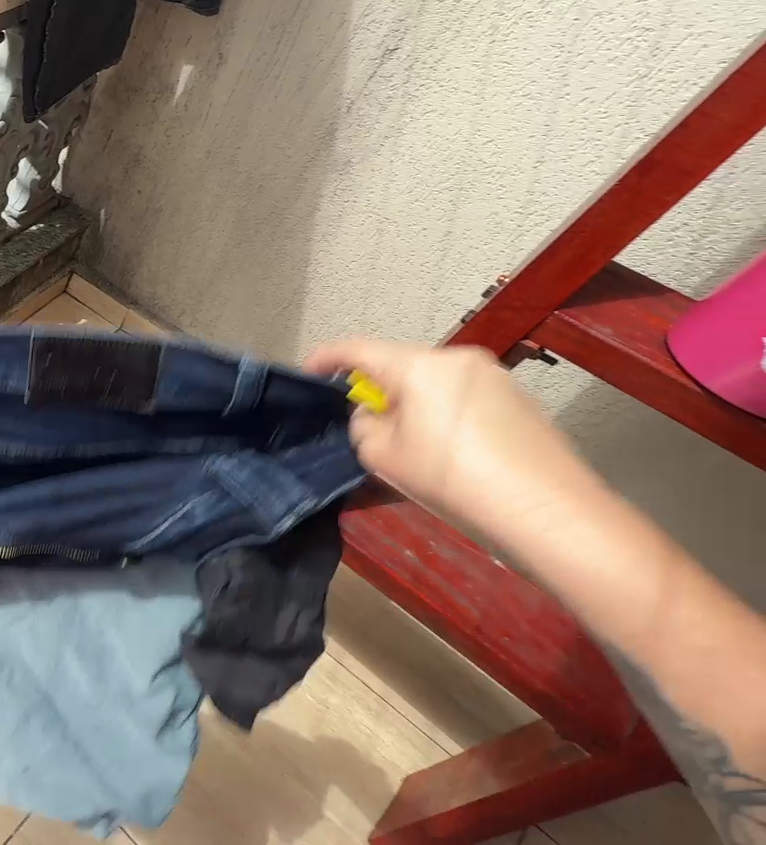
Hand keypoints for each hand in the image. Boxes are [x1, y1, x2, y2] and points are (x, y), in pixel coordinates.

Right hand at [303, 340, 598, 533]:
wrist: (550, 510)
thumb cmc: (454, 477)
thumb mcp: (381, 455)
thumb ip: (364, 423)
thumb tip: (375, 414)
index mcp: (418, 366)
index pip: (356, 349)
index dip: (326, 358)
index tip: (309, 372)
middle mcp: (457, 359)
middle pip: (398, 363)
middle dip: (376, 385)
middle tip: (364, 418)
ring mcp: (494, 375)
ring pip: (431, 379)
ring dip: (411, 399)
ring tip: (410, 439)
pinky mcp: (519, 397)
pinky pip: (461, 393)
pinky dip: (442, 409)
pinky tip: (448, 447)